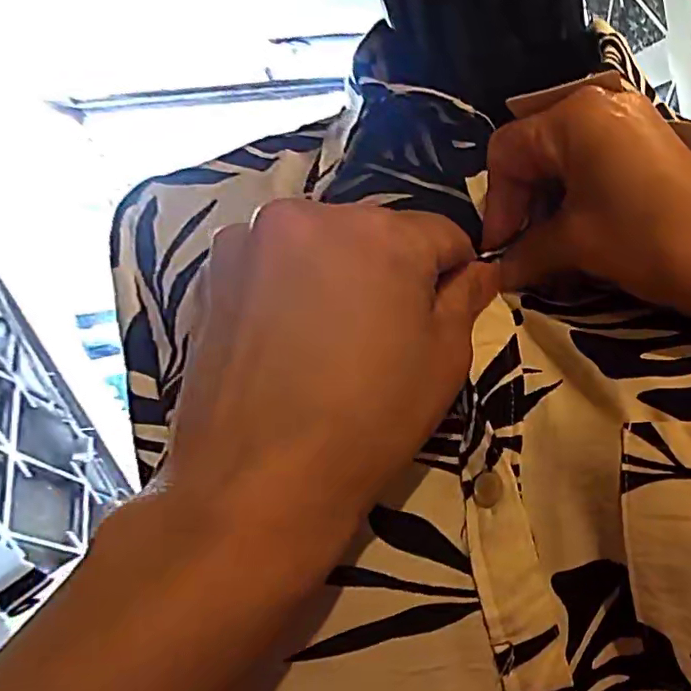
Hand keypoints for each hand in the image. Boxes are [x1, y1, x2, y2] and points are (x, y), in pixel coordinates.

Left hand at [152, 200, 498, 546]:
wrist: (263, 476)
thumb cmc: (376, 414)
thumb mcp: (446, 356)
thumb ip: (466, 297)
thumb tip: (480, 270)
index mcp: (380, 233)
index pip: (444, 233)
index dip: (457, 273)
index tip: (450, 313)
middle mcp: (310, 215)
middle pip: (380, 232)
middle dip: (398, 271)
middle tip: (395, 332)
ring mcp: (250, 240)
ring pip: (328, 245)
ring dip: (346, 275)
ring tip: (340, 340)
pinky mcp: (210, 272)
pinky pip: (280, 264)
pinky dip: (300, 286)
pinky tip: (297, 340)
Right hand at [482, 85, 690, 314]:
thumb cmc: (647, 243)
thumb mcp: (579, 245)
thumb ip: (529, 251)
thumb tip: (501, 269)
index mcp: (575, 114)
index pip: (509, 150)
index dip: (498, 205)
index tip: (497, 249)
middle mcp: (603, 102)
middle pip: (541, 152)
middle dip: (528, 206)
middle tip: (526, 253)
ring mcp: (636, 121)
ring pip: (573, 162)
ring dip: (557, 208)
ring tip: (556, 254)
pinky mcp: (657, 145)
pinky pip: (604, 166)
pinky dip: (587, 200)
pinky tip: (587, 237)